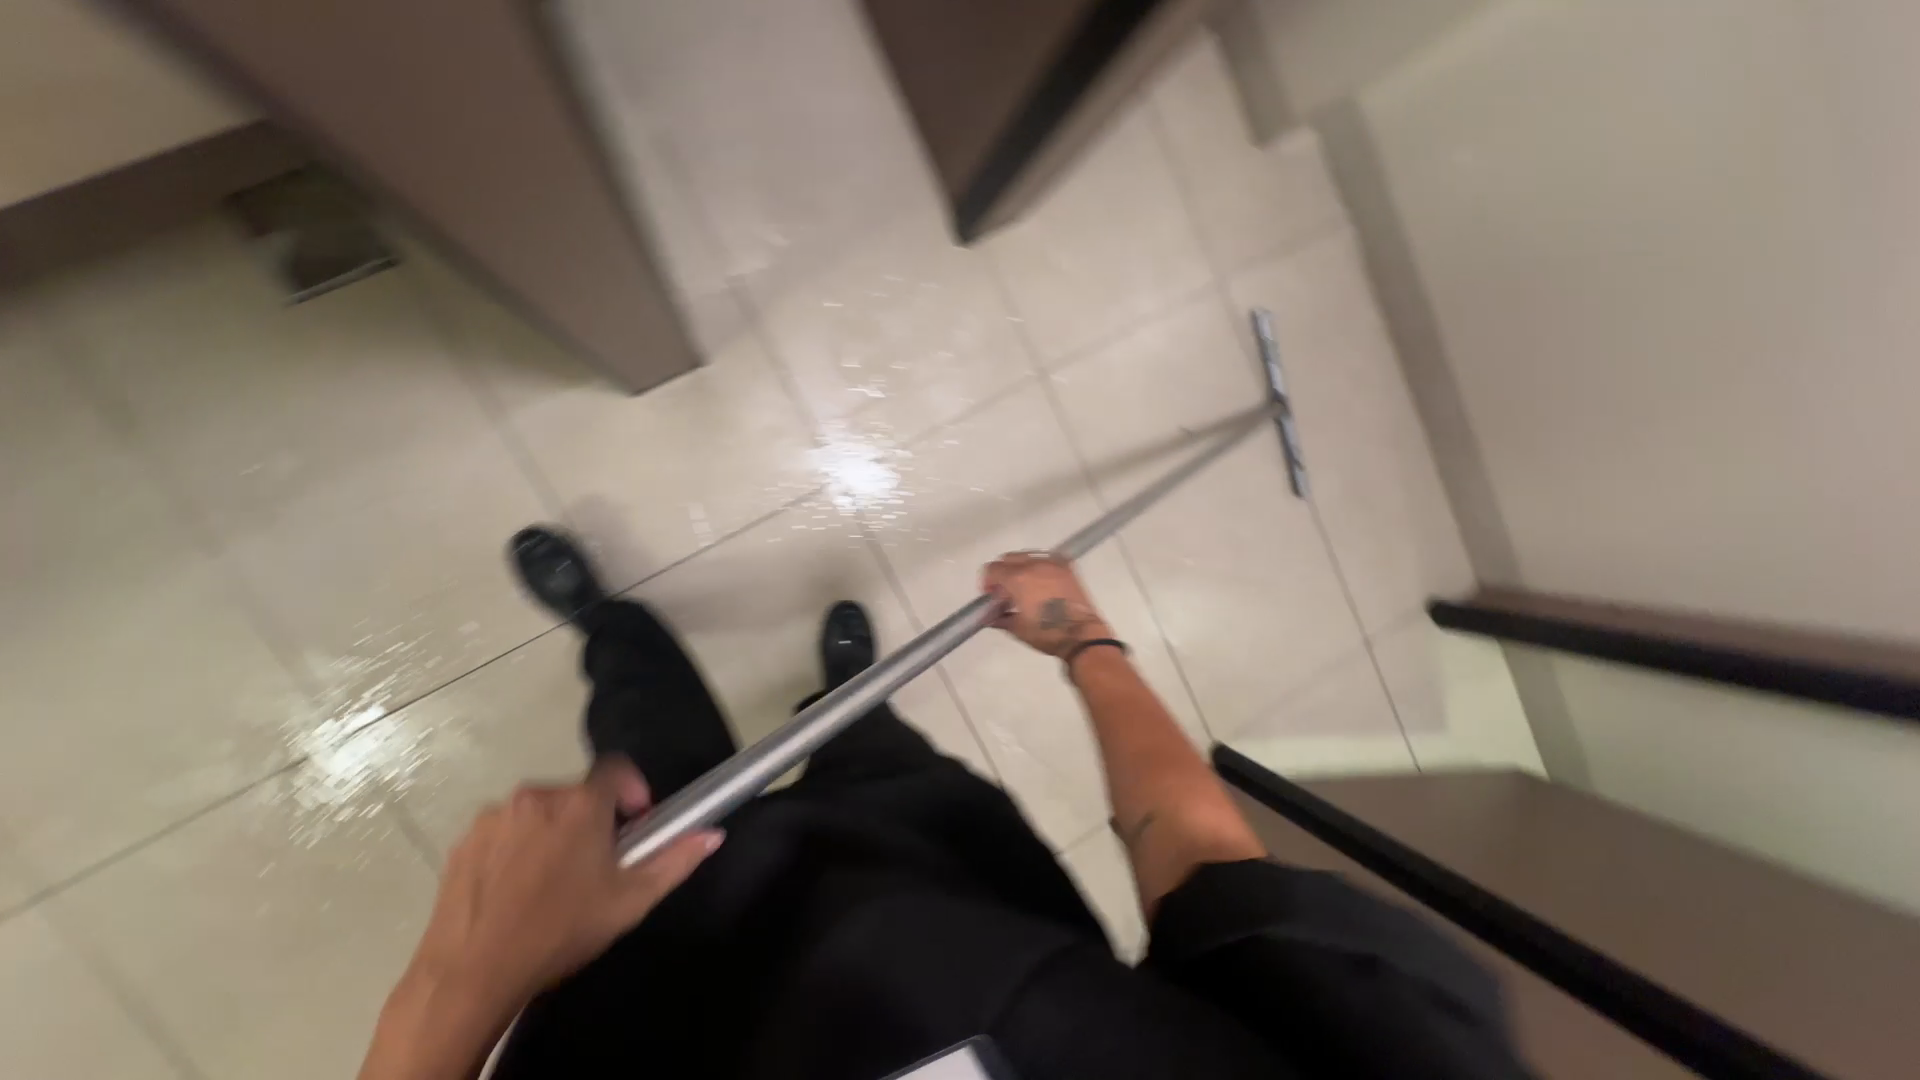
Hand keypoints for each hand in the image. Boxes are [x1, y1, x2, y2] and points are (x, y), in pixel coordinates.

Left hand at [410, 759, 722, 1009]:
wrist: (469, 976)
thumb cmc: (560, 932)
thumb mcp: (630, 902)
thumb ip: (676, 860)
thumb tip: (713, 833)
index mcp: (581, 803)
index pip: (616, 768)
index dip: (632, 790)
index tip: (636, 825)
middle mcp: (537, 796)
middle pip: (578, 792)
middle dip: (594, 818)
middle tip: (597, 863)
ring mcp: (494, 816)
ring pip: (540, 811)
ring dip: (555, 831)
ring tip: (554, 881)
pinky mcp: (463, 841)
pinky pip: (504, 830)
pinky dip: (517, 848)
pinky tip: (517, 890)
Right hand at [982, 551, 1114, 657]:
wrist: (1082, 635)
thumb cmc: (1046, 633)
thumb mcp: (1018, 629)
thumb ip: (1000, 618)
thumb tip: (991, 616)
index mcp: (1017, 579)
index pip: (992, 569)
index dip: (988, 582)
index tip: (991, 596)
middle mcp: (1033, 565)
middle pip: (1008, 558)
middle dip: (1002, 573)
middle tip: (1006, 592)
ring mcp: (1052, 563)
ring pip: (1027, 556)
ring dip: (1020, 568)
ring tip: (1024, 587)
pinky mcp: (1067, 567)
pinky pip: (1046, 558)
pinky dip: (1039, 566)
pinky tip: (1041, 582)